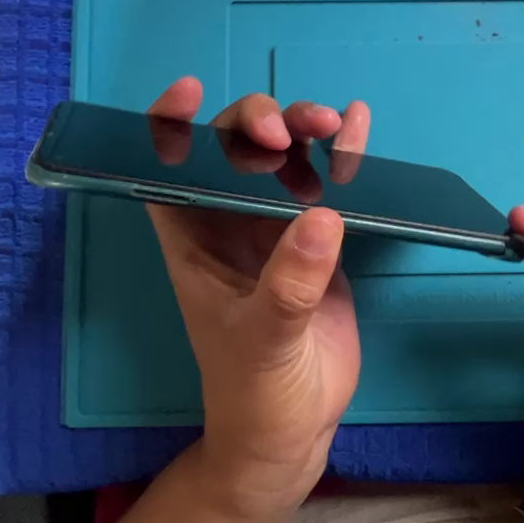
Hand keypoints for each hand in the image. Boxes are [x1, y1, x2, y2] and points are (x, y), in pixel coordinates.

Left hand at [145, 77, 371, 516]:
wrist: (293, 430)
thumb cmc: (255, 391)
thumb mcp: (264, 341)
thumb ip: (288, 284)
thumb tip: (322, 217)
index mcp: (193, 238)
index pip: (165, 167)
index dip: (169, 125)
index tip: (191, 93)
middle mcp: (229, 221)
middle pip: (232, 148)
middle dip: (256, 122)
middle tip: (289, 131)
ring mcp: (275, 226)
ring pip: (282, 155)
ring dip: (302, 128)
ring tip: (334, 125)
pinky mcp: (317, 237)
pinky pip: (326, 181)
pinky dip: (341, 152)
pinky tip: (358, 127)